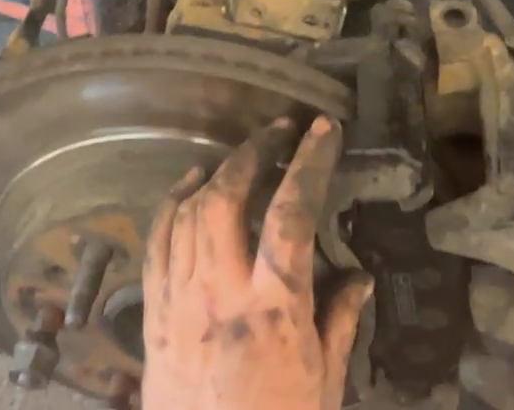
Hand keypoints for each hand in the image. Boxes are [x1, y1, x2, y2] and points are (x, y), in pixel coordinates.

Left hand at [141, 116, 373, 409]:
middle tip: (277, 132)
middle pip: (225, 199)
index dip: (308, 163)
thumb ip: (339, 322)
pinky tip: (187, 186)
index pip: (291, 216)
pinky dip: (170, 204)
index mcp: (274, 311)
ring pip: (186, 212)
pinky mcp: (152, 313)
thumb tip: (360, 276)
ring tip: (240, 155)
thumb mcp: (323, 383)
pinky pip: (156, 242)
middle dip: (252, 153)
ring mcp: (179, 300)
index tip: (322, 129)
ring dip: (214, 172)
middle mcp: (221, 293)